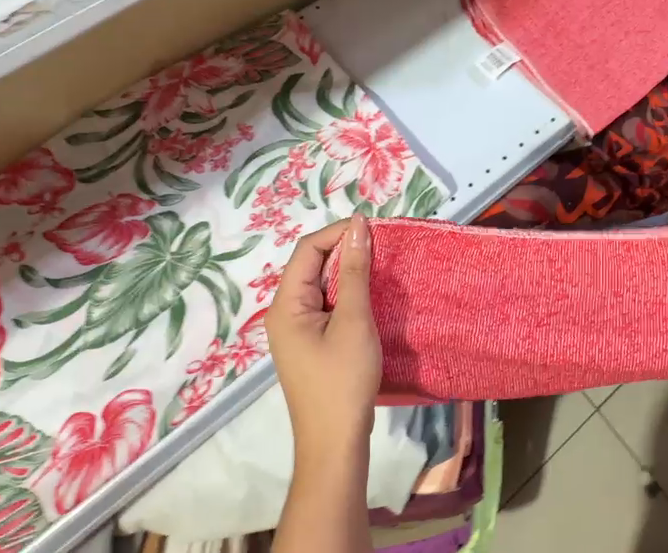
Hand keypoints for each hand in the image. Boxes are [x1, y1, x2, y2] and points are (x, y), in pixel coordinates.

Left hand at [267, 216, 380, 452]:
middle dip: (346, 248)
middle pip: (312, 263)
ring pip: (322, 283)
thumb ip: (356, 270)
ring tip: (381, 265)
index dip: (339, 232)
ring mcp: (297, 329)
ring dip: (350, 270)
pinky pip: (327, 303)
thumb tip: (359, 226)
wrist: (335, 441)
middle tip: (383, 245)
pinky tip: (371, 293)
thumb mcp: (354, 320)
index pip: (308, 249)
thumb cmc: (343, 379)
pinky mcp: (311, 341)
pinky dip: (348, 291)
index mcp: (286, 305)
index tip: (375, 228)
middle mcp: (285, 312)